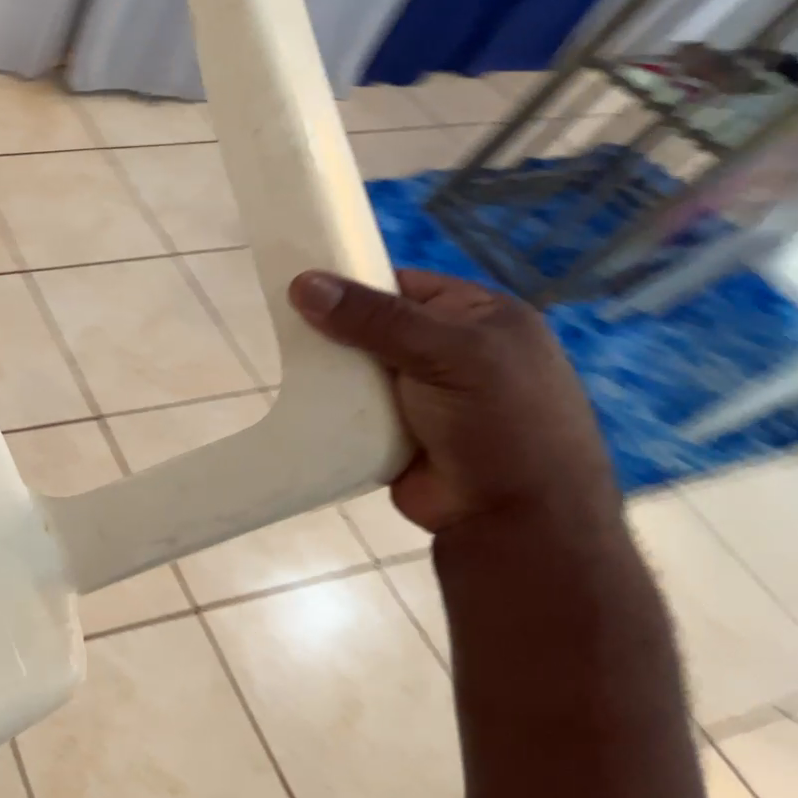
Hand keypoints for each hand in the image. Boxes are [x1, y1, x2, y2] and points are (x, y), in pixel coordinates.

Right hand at [288, 268, 619, 534]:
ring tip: (286, 364)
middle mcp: (451, 350)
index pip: (402, 286)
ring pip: (358, 368)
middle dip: (334, 331)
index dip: (354, 286)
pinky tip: (299, 398)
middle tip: (285, 330)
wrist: (512, 515)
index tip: (300, 291)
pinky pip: (352, 406)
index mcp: (478, 316)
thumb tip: (303, 282)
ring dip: (329, 370)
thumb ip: (374, 318)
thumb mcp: (444, 353)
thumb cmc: (499, 419)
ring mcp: (422, 393)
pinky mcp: (395, 430)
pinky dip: (330, 404)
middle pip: (373, 326)